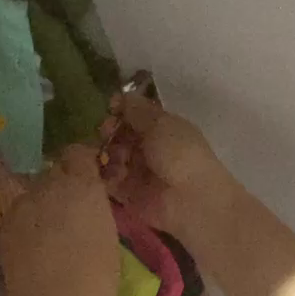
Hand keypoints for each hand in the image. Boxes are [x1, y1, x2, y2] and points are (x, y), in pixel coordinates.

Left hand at [0, 146, 121, 295]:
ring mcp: (20, 206)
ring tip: (52, 235)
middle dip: (62, 185)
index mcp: (82, 185)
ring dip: (42, 204)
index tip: (89, 179)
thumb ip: (94, 207)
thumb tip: (86, 199)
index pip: (77, 153)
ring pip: (33, 193)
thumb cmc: (97, 282)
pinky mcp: (3, 227)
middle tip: (73, 213)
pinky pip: (19, 214)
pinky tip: (35, 249)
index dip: (82, 164)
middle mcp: (47, 186)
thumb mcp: (109, 236)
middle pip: (53, 172)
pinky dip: (27, 224)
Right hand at [108, 95, 240, 233]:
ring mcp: (137, 172)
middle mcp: (148, 148)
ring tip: (114, 157)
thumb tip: (118, 97)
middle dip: (109, 131)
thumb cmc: (180, 153)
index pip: (134, 115)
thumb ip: (136, 110)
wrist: (190, 199)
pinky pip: (108, 181)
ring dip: (107, 154)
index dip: (120, 111)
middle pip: (118, 135)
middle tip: (106, 133)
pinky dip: (104, 176)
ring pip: (110, 156)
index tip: (110, 108)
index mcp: (162, 128)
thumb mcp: (160, 123)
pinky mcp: (127, 194)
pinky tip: (110, 173)